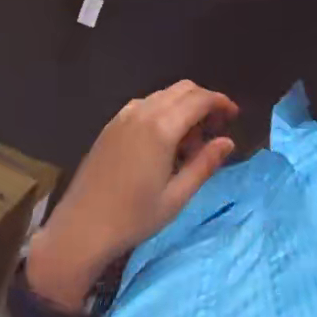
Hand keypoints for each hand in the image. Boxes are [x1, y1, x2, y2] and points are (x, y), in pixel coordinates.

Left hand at [26, 81, 237, 308]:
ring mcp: (122, 117)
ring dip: (182, 107)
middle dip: (204, 102)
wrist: (82, 227)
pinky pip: (144, 105)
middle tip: (215, 129)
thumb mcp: (177, 196)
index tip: (234, 116)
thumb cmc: (134, 217)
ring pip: (162, 95)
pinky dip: (162, 112)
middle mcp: (141, 113)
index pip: (199, 99)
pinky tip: (164, 142)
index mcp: (161, 128)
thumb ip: (204, 164)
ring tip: (190, 142)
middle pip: (181, 89)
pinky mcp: (110, 126)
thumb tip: (227, 142)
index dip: (221, 102)